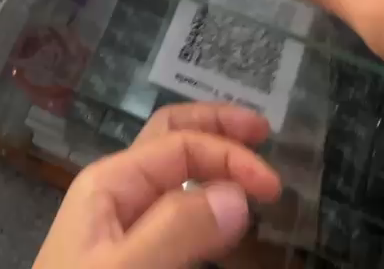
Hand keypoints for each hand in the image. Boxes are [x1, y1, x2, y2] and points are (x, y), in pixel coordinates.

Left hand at [32, 103, 282, 268]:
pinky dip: (199, 199)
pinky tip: (219, 214)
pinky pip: (168, 210)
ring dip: (209, 158)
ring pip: (170, 171)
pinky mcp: (128, 256)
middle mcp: (115, 193)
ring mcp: (120, 224)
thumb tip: (239, 194)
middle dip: (217, 127)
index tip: (273, 188)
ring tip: (247, 165)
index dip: (230, 155)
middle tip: (263, 131)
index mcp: (110, 182)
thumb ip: (179, 230)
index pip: (180, 144)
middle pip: (171, 137)